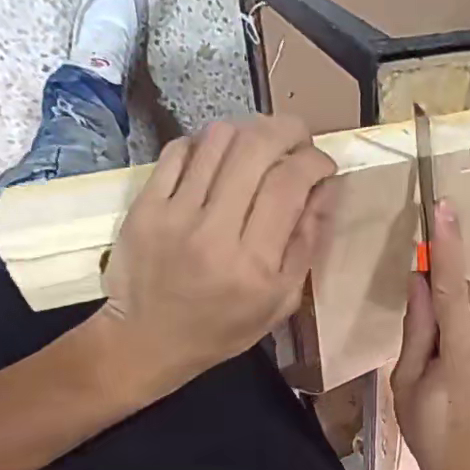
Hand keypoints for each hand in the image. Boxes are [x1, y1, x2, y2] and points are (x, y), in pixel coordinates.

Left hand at [98, 115, 334, 387]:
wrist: (147, 340)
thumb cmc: (223, 327)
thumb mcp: (281, 301)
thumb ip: (305, 244)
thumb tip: (324, 189)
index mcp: (253, 262)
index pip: (289, 184)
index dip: (315, 161)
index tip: (324, 164)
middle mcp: (214, 231)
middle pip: (255, 148)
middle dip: (287, 130)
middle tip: (298, 137)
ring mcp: (173, 213)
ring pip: (218, 140)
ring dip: (249, 130)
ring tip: (261, 145)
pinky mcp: (145, 204)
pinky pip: (180, 150)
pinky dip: (208, 143)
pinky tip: (220, 157)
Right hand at [390, 199, 469, 469]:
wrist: (468, 468)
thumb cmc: (427, 428)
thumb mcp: (406, 378)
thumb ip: (417, 326)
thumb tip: (419, 279)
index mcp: (463, 352)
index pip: (453, 288)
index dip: (448, 246)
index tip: (444, 209)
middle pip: (465, 291)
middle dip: (440, 292)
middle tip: (417, 325)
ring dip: (452, 310)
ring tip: (433, 352)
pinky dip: (462, 324)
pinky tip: (450, 357)